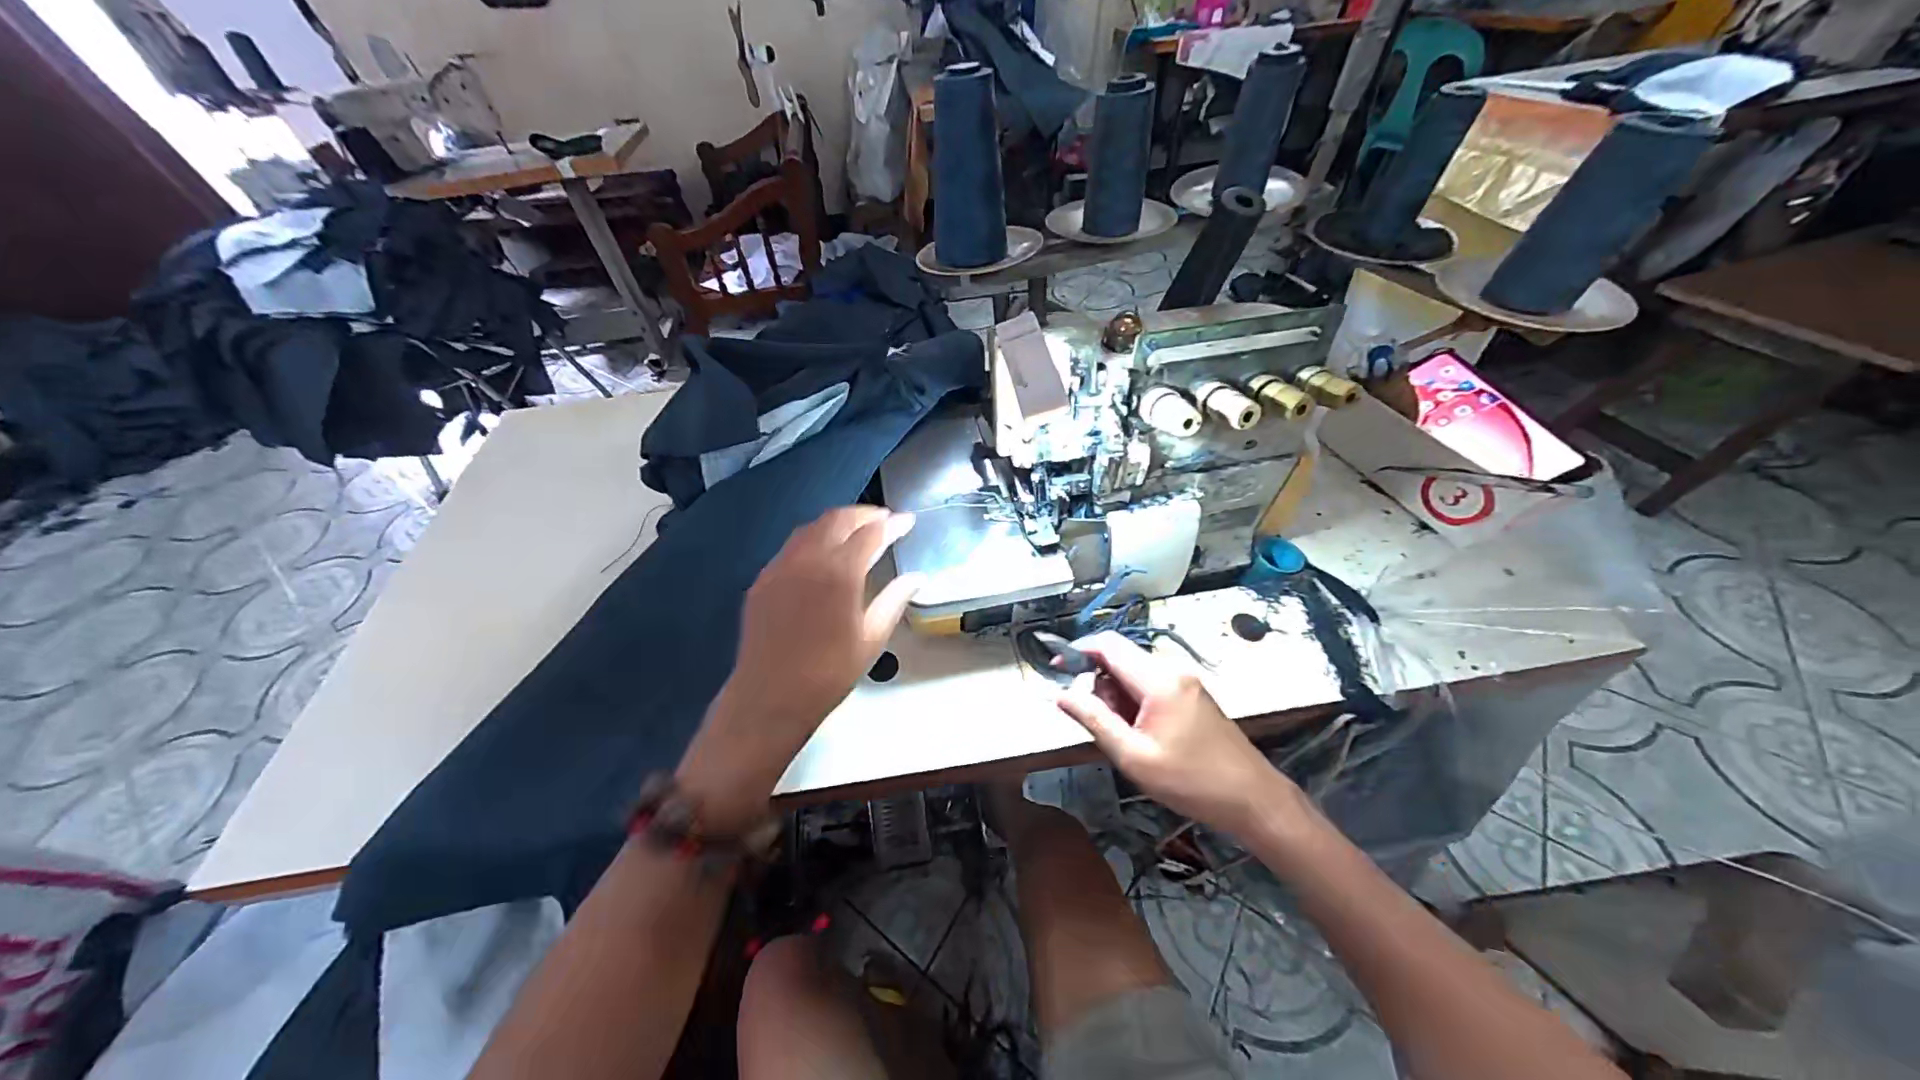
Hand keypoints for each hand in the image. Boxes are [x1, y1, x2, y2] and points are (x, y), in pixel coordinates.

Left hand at [676, 506, 922, 832]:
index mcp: (840, 572)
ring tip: (856, 531)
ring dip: (837, 523)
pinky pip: (791, 546)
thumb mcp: (872, 637)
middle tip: (884, 520)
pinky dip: (813, 539)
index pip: (871, 533)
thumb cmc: (829, 672)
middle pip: (838, 519)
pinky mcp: (762, 580)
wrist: (770, 697)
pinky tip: (822, 554)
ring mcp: (780, 567)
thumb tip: (917, 576)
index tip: (907, 521)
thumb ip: (895, 599)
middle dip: (864, 514)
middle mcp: (808, 559)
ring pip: (811, 528)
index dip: (893, 524)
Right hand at [1055, 632, 1307, 838]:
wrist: (1253, 799)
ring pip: (1134, 674)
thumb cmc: (1193, 782)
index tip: (1058, 669)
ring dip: (1117, 697)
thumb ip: (1094, 720)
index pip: (1108, 645)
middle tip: (1097, 722)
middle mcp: (1173, 671)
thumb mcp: (1133, 756)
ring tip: (1123, 736)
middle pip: (1120, 659)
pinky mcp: (1192, 695)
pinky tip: (1141, 735)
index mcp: (1159, 680)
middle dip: (1098, 684)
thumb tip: (1062, 695)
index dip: (1078, 651)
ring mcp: (1186, 682)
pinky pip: (1151, 686)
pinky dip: (1135, 703)